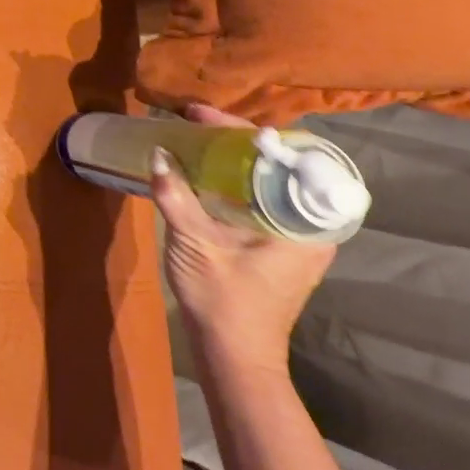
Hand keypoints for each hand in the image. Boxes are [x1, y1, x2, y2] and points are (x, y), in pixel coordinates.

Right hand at [152, 104, 334, 373]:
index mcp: (305, 225)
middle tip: (194, 122)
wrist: (234, 353)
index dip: (247, 130)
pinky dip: (233, 179)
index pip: (288, 159)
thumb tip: (159, 155)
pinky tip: (204, 173)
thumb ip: (177, 198)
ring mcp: (295, 238)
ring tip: (196, 138)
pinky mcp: (277, 246)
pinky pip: (261, 197)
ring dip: (234, 157)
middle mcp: (310, 227)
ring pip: (270, 181)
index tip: (206, 116)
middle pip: (279, 165)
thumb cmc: (223, 300)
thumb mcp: (194, 245)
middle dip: (237, 138)